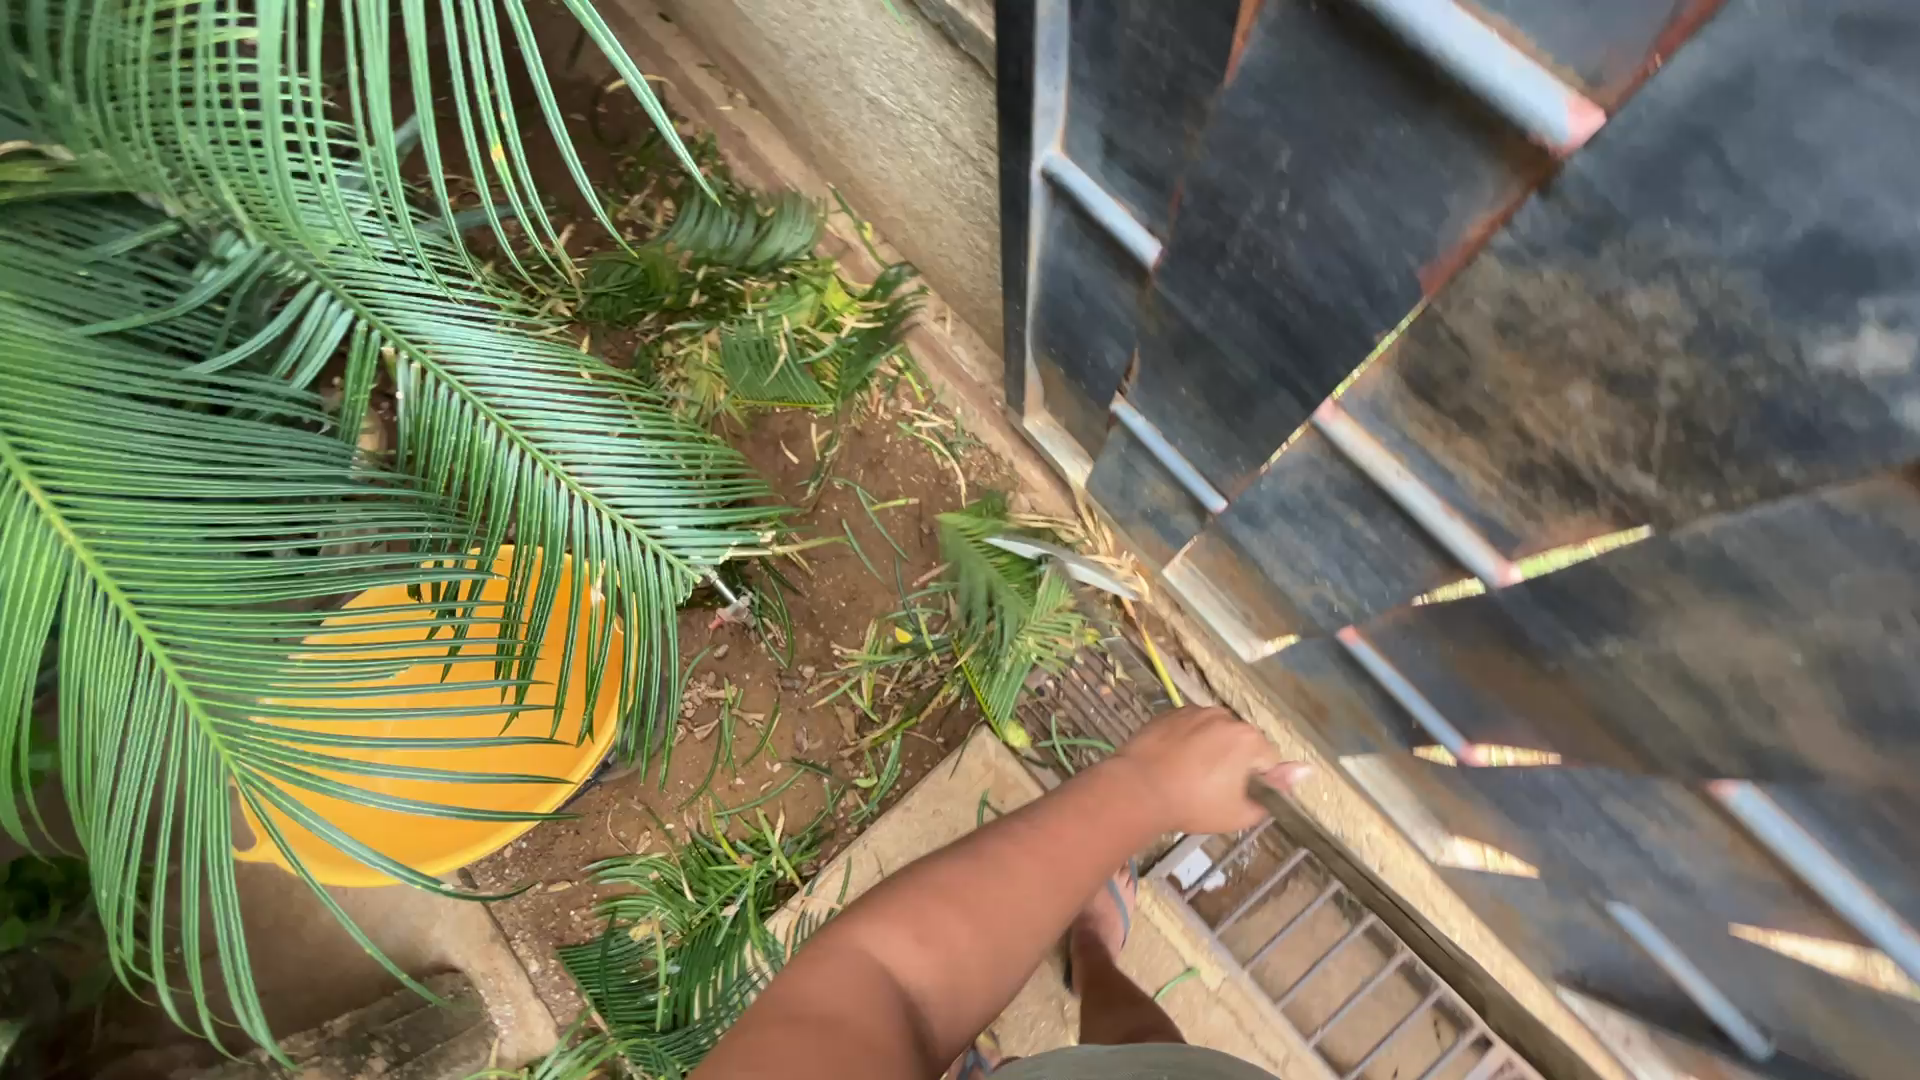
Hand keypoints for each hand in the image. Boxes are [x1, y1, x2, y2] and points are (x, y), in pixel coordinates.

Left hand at [1112, 706, 1309, 833]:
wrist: (1138, 787)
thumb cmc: (1194, 804)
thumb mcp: (1241, 810)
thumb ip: (1276, 789)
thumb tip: (1306, 769)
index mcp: (1248, 738)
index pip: (1268, 760)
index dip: (1256, 782)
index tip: (1234, 796)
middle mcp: (1224, 716)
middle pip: (1241, 742)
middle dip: (1234, 761)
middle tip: (1211, 788)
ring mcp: (1194, 711)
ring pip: (1214, 732)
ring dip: (1210, 748)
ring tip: (1190, 774)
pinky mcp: (1169, 712)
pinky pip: (1189, 726)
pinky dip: (1187, 740)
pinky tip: (1174, 760)